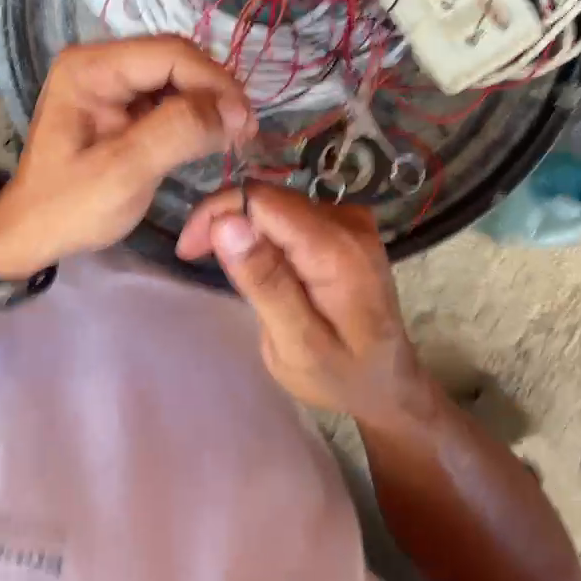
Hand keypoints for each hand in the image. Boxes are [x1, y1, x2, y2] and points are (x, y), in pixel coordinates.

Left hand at [0, 37, 254, 278]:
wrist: (30, 233)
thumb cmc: (69, 207)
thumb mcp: (124, 172)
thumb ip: (177, 132)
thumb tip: (234, 109)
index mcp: (89, 68)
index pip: (170, 54)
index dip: (214, 83)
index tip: (245, 123)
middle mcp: (98, 62)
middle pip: (174, 59)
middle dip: (213, 92)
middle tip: (244, 132)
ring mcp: (107, 81)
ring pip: (174, 76)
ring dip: (206, 102)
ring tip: (233, 136)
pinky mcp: (117, 103)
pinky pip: (165, 95)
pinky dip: (191, 114)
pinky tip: (209, 137)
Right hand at [175, 184, 435, 425]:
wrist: (389, 385)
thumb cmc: (341, 376)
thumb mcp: (297, 344)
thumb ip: (265, 282)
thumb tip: (226, 223)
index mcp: (337, 250)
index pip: (259, 199)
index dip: (216, 214)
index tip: (190, 250)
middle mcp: (347, 222)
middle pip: (265, 196)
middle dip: (222, 220)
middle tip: (196, 256)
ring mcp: (348, 219)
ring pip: (272, 201)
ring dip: (239, 225)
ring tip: (225, 265)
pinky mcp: (343, 224)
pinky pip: (287, 211)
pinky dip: (260, 230)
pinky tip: (256, 262)